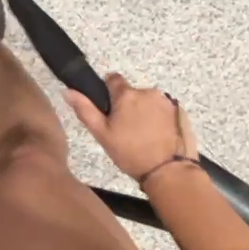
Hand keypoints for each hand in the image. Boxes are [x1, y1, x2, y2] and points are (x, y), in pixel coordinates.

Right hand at [63, 74, 200, 186]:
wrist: (169, 171)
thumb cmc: (131, 153)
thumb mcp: (102, 134)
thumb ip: (85, 110)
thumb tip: (68, 91)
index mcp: (126, 95)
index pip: (113, 79)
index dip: (108, 91)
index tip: (109, 108)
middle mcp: (148, 91)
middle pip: (132, 93)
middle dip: (127, 106)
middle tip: (125, 130)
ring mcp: (166, 101)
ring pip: (148, 102)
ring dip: (144, 112)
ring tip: (143, 136)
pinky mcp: (180, 112)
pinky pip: (164, 110)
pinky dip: (159, 119)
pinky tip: (157, 137)